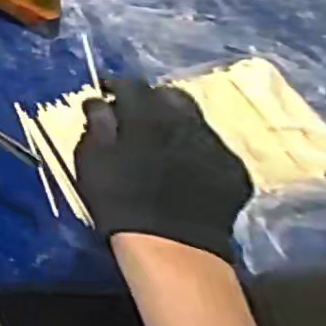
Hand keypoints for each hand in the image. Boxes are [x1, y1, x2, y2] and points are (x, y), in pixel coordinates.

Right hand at [75, 77, 252, 263]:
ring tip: (155, 135)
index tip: (103, 90)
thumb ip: (97, 123)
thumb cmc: (115, 194)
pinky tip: (178, 161)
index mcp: (150, 119)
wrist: (168, 240)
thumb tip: (98, 100)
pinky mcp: (235, 170)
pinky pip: (211, 145)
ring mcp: (219, 148)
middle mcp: (190, 125)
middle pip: (173, 96)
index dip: (116, 84)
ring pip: (196, 119)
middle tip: (131, 110)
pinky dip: (191, 144)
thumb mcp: (91, 156)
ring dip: (173, 121)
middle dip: (151, 97)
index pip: (134, 86)